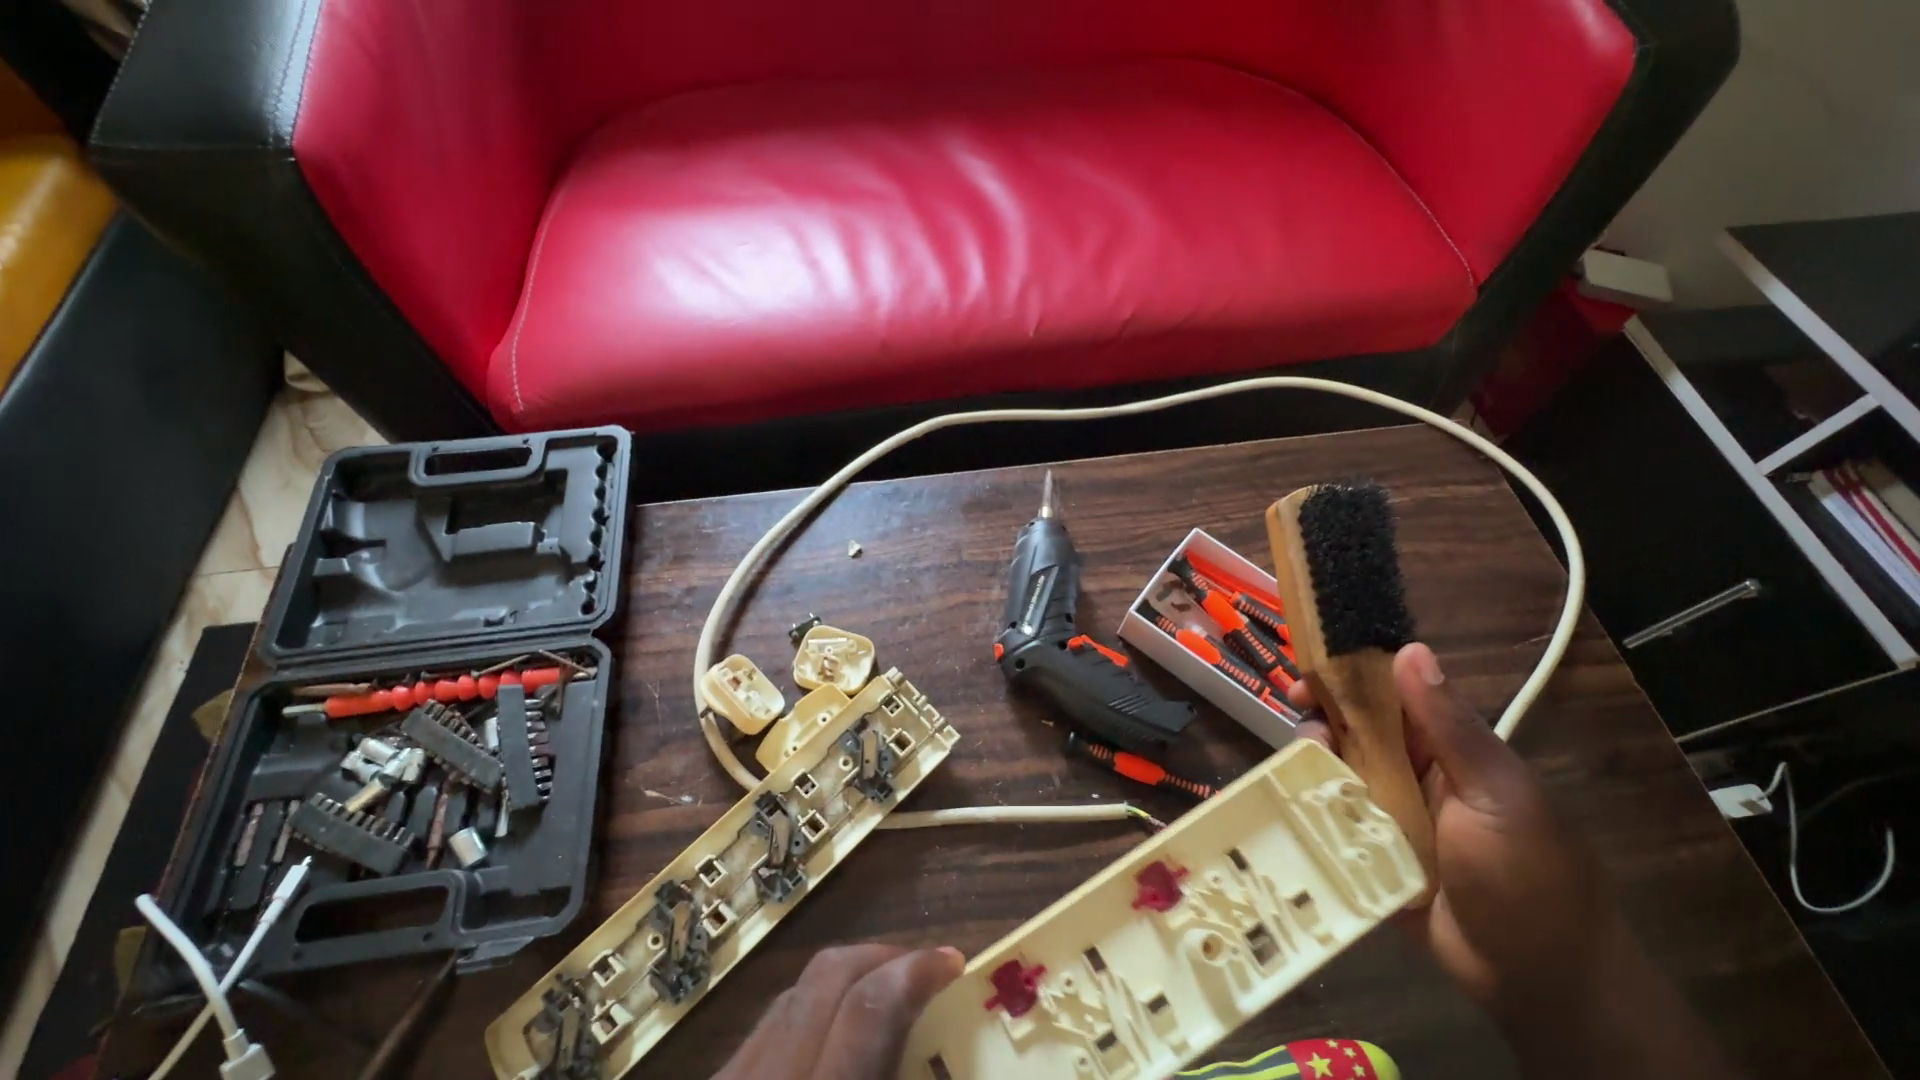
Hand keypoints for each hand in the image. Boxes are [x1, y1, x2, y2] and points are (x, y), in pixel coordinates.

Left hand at [712, 944, 963, 1079]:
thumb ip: (897, 1072)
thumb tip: (943, 1050)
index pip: (867, 1011)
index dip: (915, 974)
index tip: (952, 961)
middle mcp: (768, 1076)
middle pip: (827, 976)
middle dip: (884, 958)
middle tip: (924, 974)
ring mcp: (730, 1075)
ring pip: (795, 992)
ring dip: (848, 981)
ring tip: (886, 999)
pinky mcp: (715, 1077)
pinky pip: (769, 1025)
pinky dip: (811, 1012)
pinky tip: (833, 1037)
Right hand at [1287, 643, 1615, 1013]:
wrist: (1538, 979)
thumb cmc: (1527, 873)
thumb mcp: (1494, 791)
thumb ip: (1448, 726)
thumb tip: (1411, 649)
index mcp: (1449, 753)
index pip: (1392, 699)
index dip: (1349, 679)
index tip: (1309, 673)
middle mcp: (1414, 779)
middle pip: (1355, 735)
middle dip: (1322, 723)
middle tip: (1301, 726)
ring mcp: (1388, 821)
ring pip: (1336, 778)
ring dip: (1314, 768)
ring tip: (1303, 771)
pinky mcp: (1366, 860)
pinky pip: (1330, 827)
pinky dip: (1308, 814)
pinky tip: (1288, 808)